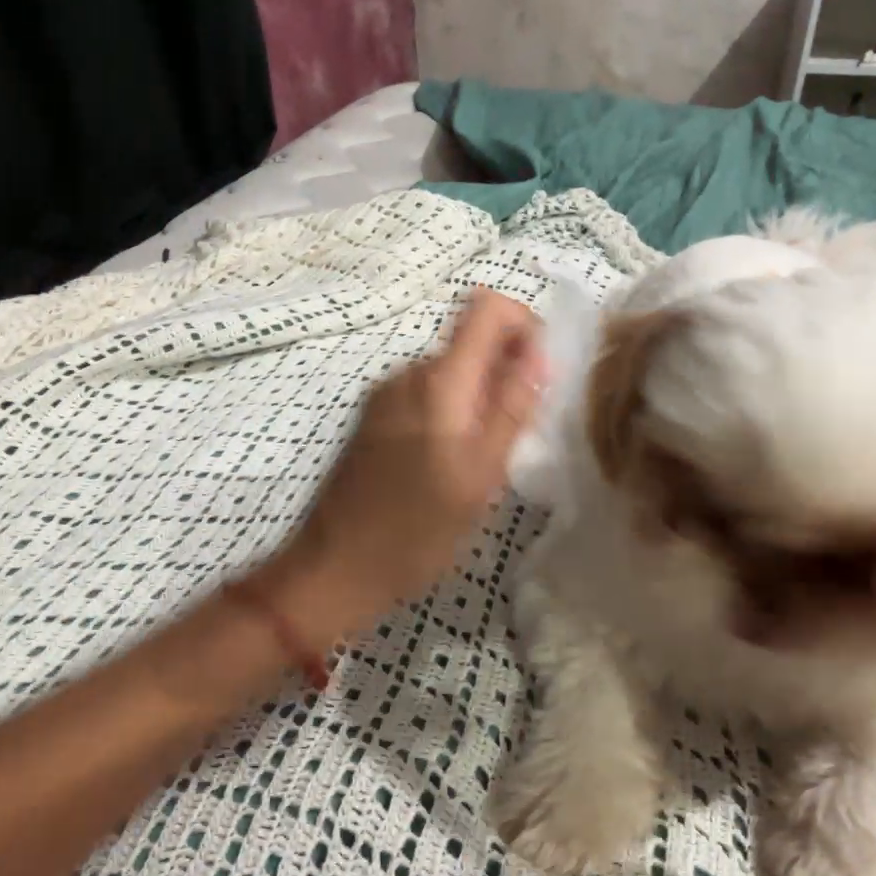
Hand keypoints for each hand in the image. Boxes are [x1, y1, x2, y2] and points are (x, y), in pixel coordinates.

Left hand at [259, 288, 544, 641]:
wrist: (335, 569)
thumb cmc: (415, 532)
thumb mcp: (480, 474)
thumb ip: (511, 407)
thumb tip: (539, 351)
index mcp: (437, 380)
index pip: (488, 306)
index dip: (524, 326)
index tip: (538, 375)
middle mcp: (406, 374)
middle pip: (471, 342)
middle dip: (505, 376)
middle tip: (516, 438)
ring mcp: (384, 396)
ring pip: (451, 375)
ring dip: (479, 402)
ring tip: (484, 463)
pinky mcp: (372, 421)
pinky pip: (427, 399)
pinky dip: (451, 418)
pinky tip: (450, 470)